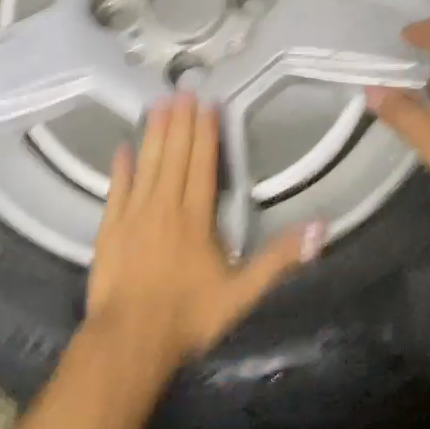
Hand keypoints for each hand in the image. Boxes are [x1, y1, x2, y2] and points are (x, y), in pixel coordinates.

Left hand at [85, 93, 324, 365]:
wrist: (130, 338)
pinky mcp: (108, 229)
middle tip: (180, 90)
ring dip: (152, 134)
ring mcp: (133, 215)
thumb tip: (321, 228)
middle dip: (178, 122)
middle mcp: (164, 206)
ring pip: (145, 164)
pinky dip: (120, 167)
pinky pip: (116, 189)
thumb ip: (279, 258)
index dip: (206, 133)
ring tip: (156, 104)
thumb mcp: (242, 293)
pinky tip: (122, 147)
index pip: (202, 165)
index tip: (208, 104)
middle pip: (173, 156)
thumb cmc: (188, 316)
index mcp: (196, 218)